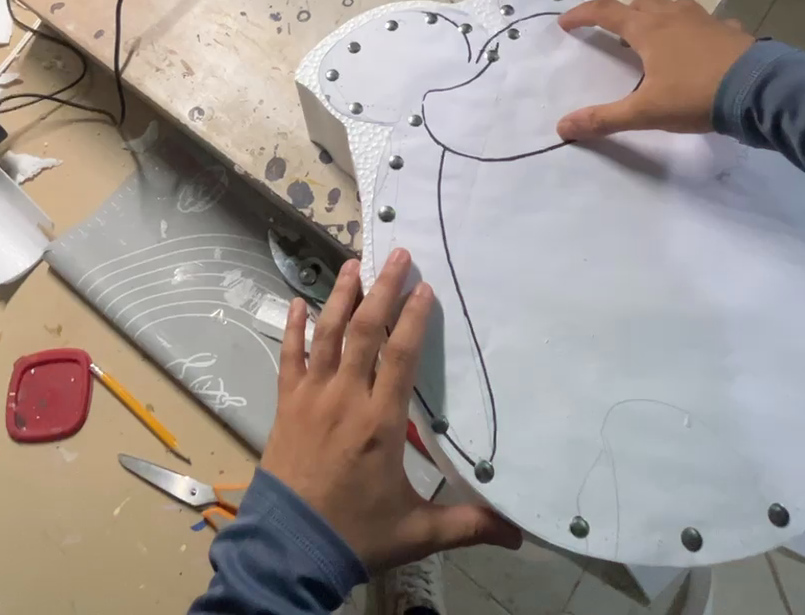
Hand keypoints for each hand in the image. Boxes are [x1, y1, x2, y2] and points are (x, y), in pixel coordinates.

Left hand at [260, 250, 521, 571]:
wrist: (287, 549)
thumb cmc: (354, 534)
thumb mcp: (416, 533)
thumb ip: (467, 525)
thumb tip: (518, 534)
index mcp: (379, 421)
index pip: (399, 355)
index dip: (412, 317)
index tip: (424, 287)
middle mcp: (345, 397)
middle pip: (363, 331)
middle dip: (381, 289)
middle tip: (395, 255)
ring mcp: (311, 396)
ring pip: (326, 334)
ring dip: (339, 295)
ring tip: (352, 264)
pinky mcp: (286, 404)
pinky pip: (288, 357)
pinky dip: (292, 328)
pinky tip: (297, 302)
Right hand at [555, 0, 755, 140]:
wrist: (761, 91)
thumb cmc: (696, 96)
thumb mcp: (645, 113)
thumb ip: (604, 119)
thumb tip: (562, 128)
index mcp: (648, 29)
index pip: (605, 12)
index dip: (582, 15)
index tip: (566, 23)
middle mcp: (674, 17)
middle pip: (643, 1)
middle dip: (626, 12)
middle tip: (619, 33)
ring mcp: (706, 21)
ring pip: (676, 7)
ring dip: (662, 16)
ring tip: (659, 39)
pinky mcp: (732, 32)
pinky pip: (709, 24)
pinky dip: (698, 32)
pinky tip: (702, 50)